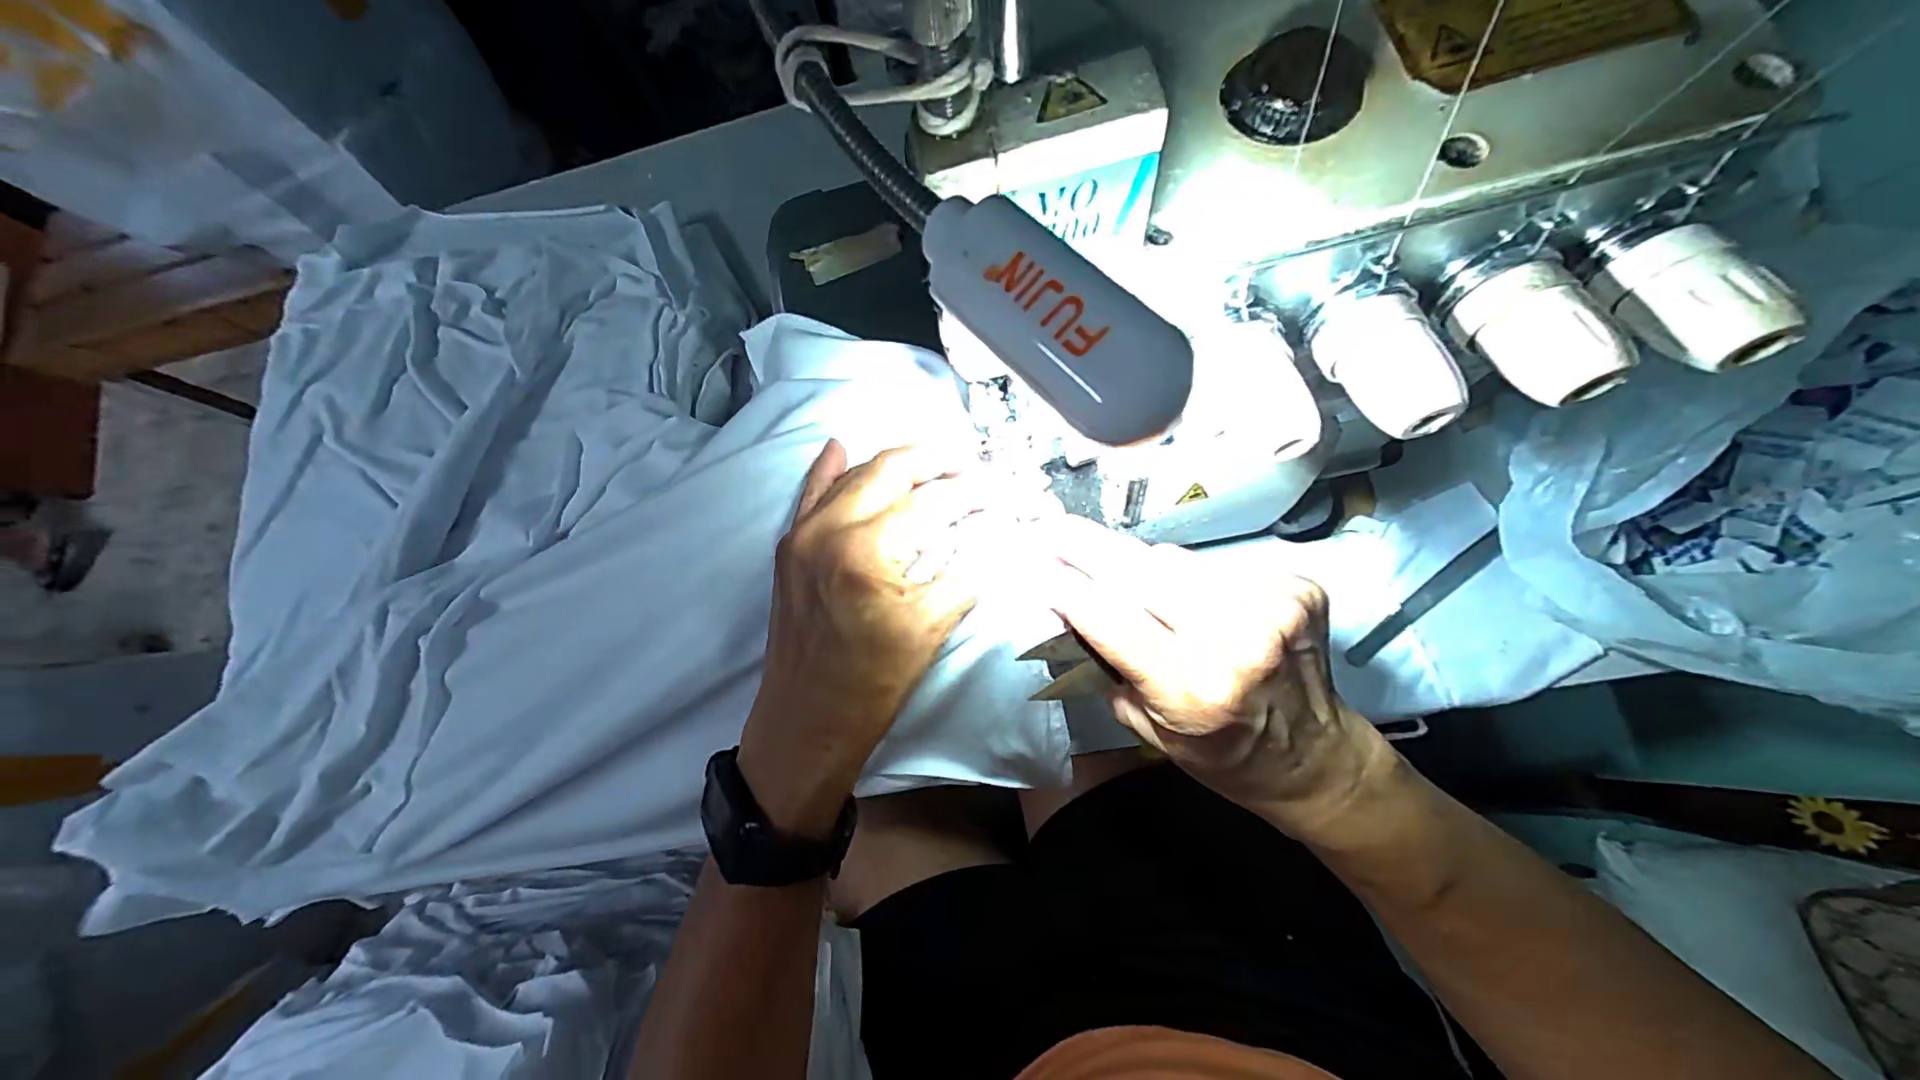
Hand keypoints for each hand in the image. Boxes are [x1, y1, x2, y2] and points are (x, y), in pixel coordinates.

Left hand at [738, 440, 996, 836]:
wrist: (805, 723)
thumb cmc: (871, 686)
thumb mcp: (930, 628)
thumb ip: (967, 570)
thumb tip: (1000, 533)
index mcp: (865, 550)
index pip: (934, 502)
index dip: (976, 491)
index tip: (1003, 486)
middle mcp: (827, 528)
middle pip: (892, 469)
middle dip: (938, 459)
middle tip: (973, 460)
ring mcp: (801, 534)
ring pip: (854, 474)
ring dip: (897, 462)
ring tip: (935, 459)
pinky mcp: (789, 547)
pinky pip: (811, 494)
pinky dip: (831, 469)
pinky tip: (841, 446)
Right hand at [1046, 517, 1399, 841]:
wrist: (1315, 757)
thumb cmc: (1224, 756)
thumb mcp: (1149, 729)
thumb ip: (1111, 667)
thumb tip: (1073, 611)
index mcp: (1193, 692)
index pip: (1111, 620)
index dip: (1067, 587)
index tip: (1035, 563)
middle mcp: (1236, 642)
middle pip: (1141, 573)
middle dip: (1088, 547)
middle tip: (1052, 527)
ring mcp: (1272, 607)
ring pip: (1175, 561)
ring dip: (1137, 563)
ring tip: (1114, 567)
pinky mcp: (1296, 588)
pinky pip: (1214, 565)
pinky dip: (1187, 574)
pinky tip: (1187, 596)